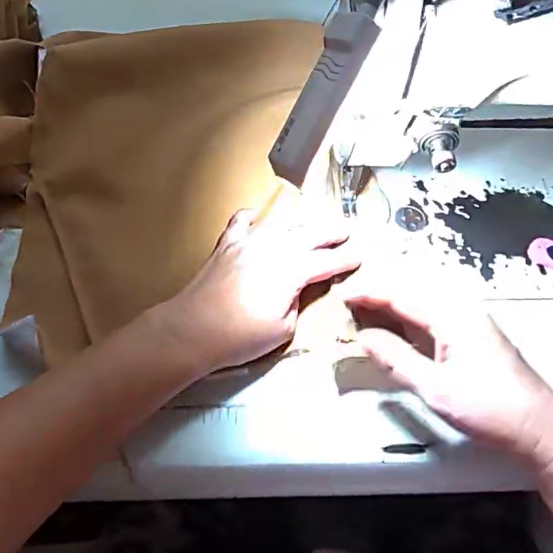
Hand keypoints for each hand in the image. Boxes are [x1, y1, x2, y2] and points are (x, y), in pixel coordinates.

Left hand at [148, 208, 362, 376]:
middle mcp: (274, 247)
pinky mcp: (227, 244)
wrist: (193, 329)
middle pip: (309, 233)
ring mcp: (248, 241)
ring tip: (312, 220)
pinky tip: (257, 216)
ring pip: (281, 221)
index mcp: (293, 270)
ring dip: (300, 220)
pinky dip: (253, 217)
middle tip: (344, 229)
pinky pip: (242, 221)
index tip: (358, 256)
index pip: (327, 261)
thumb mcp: (283, 328)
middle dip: (330, 231)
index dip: (345, 259)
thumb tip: (299, 288)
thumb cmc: (241, 336)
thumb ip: (297, 302)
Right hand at [343, 274, 552, 480]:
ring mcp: (470, 322)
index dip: (369, 292)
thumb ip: (396, 359)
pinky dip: (408, 319)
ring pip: (421, 304)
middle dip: (378, 295)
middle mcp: (462, 310)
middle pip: (411, 292)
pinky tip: (396, 330)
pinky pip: (432, 316)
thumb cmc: (492, 409)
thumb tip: (365, 337)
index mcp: (452, 315)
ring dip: (392, 307)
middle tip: (348, 303)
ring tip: (364, 314)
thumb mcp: (435, 388)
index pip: (400, 294)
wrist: (540, 428)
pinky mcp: (473, 336)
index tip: (343, 294)